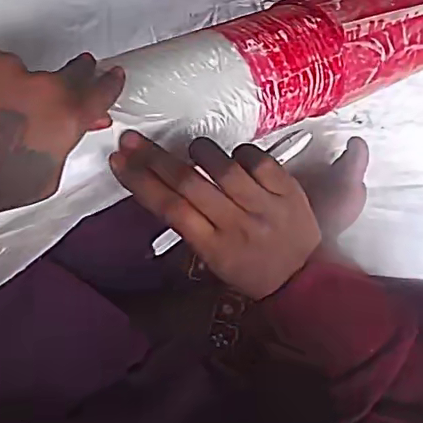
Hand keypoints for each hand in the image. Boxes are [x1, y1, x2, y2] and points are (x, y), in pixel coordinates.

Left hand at [0, 40, 124, 239]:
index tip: (109, 74)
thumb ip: (62, 146)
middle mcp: (42, 84)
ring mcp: (7, 63)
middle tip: (45, 94)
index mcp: (66, 116)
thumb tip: (68, 129)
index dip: (107, 83)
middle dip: (65, 78)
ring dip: (7, 85)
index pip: (99, 91)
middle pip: (66, 72)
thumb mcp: (41, 179)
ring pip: (16, 71)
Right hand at [111, 132, 363, 298]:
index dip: (140, 181)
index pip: (169, 208)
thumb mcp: (212, 259)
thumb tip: (159, 184)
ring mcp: (265, 206)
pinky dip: (240, 152)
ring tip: (192, 148)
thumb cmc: (250, 271)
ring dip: (199, 151)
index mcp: (213, 247)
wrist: (304, 282)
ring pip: (223, 167)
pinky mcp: (289, 191)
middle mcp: (236, 224)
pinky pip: (258, 160)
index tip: (119, 161)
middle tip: (133, 140)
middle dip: (154, 157)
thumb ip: (190, 224)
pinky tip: (233, 157)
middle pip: (188, 183)